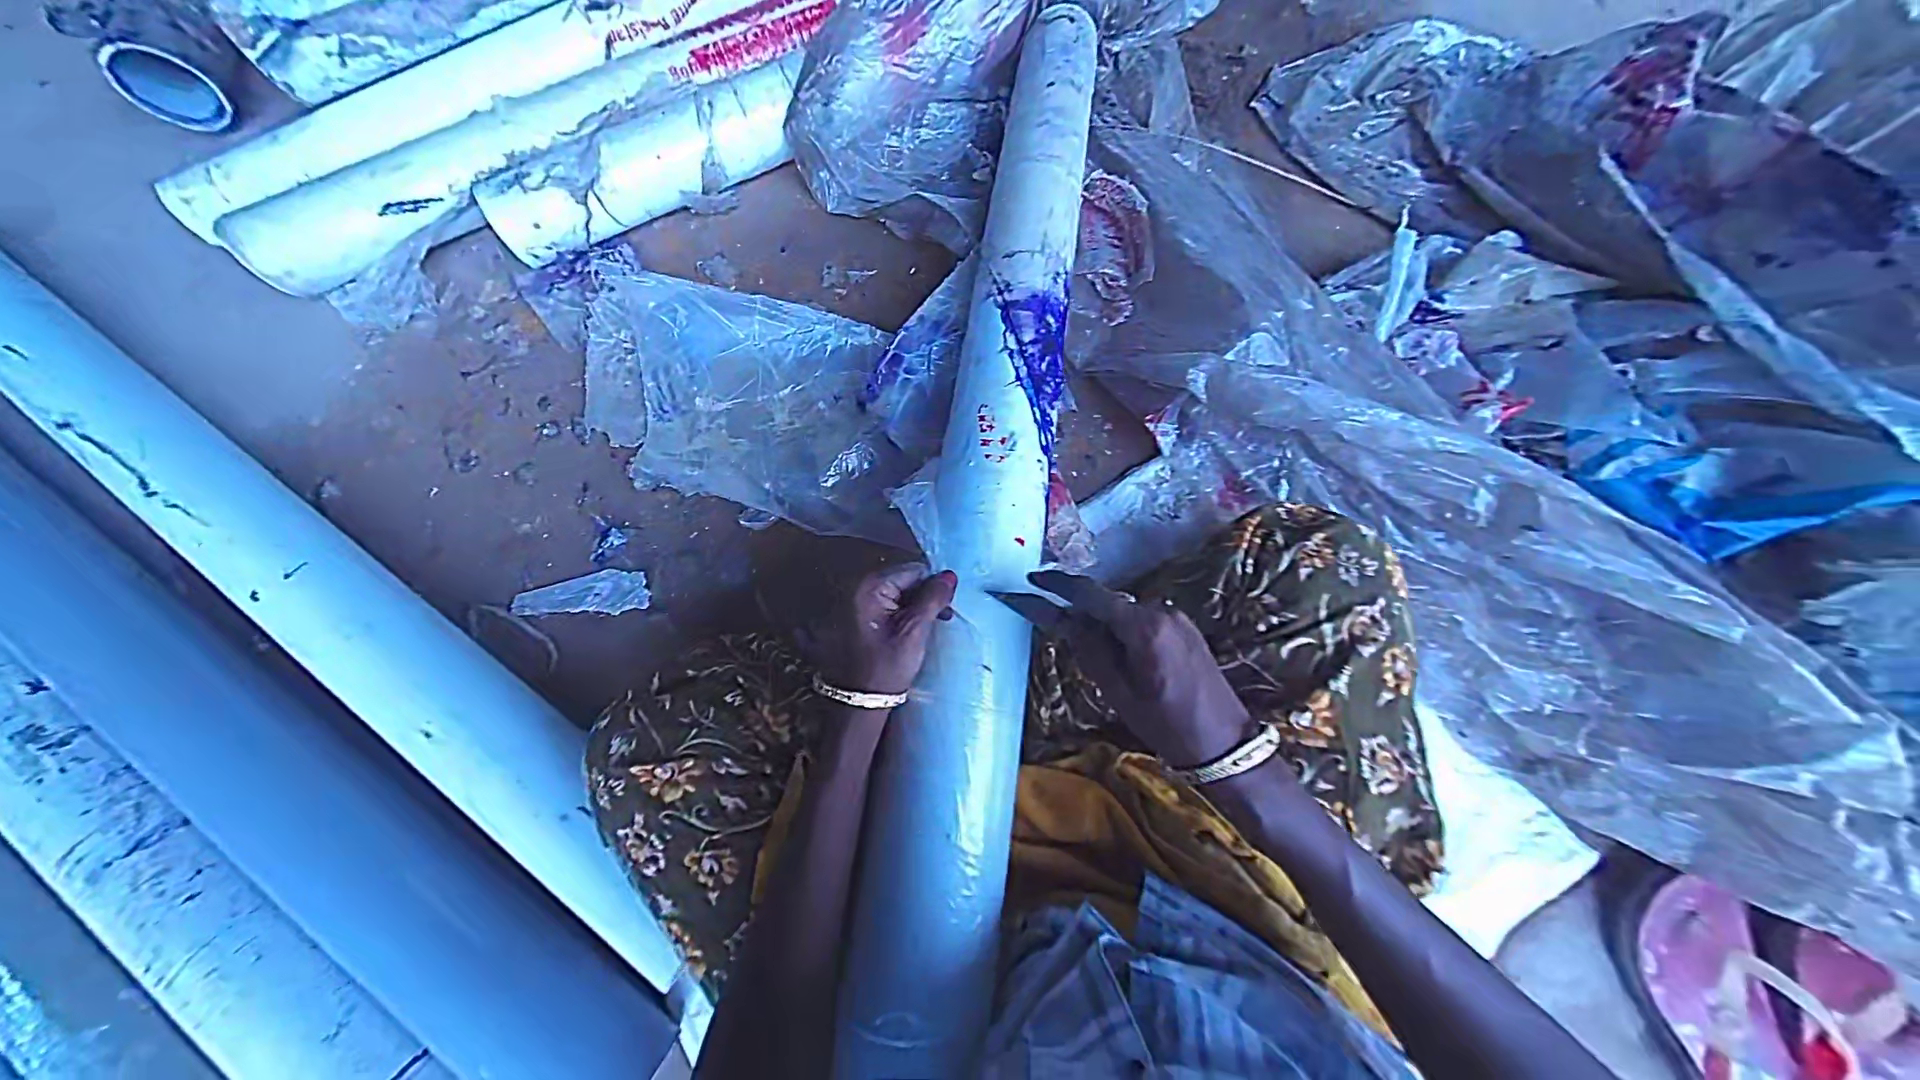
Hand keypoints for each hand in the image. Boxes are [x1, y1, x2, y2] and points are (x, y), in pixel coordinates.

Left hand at [813, 563, 958, 697]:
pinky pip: (888, 606)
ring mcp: (856, 603)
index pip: (913, 571)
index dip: (934, 586)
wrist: (860, 701)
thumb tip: (949, 575)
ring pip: (898, 594)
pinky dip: (904, 614)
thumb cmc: (887, 665)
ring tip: (931, 627)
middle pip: (904, 580)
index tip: (947, 607)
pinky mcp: (858, 617)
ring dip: (917, 606)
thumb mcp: (915, 630)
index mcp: (870, 587)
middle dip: (926, 596)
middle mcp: (859, 588)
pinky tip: (915, 631)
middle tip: (943, 618)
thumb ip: (933, 598)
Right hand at [997, 570, 1250, 766]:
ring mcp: (1176, 617)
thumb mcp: (1116, 690)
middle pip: (1106, 602)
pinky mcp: (1184, 627)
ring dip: (1102, 624)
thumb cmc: (1166, 724)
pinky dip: (1123, 630)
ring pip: (1123, 612)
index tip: (1031, 580)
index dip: (1056, 584)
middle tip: (1056, 629)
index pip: (1090, 594)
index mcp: (1143, 626)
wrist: (1224, 743)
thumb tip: (1059, 617)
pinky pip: (1141, 620)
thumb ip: (1087, 647)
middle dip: (1079, 612)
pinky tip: (1121, 658)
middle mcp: (1161, 610)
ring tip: (1096, 659)